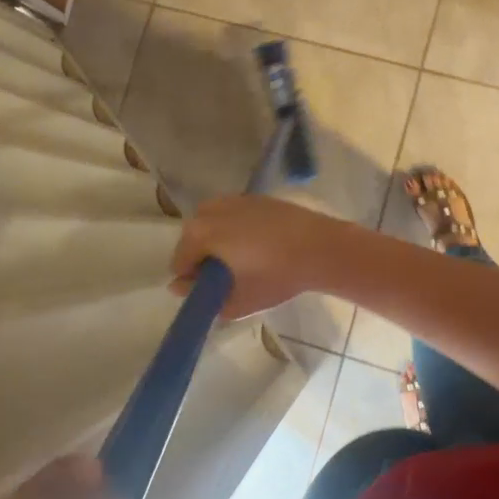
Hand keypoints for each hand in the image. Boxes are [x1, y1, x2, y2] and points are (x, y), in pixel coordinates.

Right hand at [168, 196, 350, 319]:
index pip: (179, 261)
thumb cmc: (276, 276)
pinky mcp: (255, 197)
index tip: (213, 291)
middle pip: (192, 238)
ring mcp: (234, 199)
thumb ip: (204, 298)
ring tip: (240, 260)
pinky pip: (232, 215)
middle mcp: (210, 209)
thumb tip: (178, 288)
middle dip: (202, 257)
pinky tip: (257, 244)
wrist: (320, 247)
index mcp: (200, 233)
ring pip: (211, 223)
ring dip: (217, 240)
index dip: (192, 280)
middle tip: (227, 278)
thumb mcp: (238, 300)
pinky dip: (235, 228)